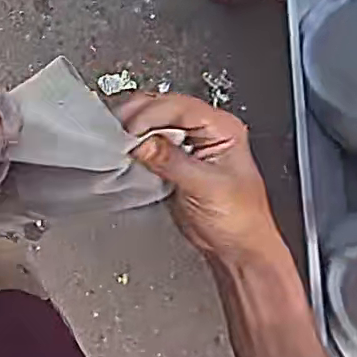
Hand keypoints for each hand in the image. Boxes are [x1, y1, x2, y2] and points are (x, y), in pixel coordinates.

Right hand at [120, 92, 283, 266]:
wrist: (236, 249)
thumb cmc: (240, 220)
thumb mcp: (205, 187)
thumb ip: (171, 162)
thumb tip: (142, 143)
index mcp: (223, 128)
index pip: (180, 107)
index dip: (151, 115)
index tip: (130, 132)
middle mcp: (205, 131)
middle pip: (163, 107)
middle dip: (137, 118)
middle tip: (117, 134)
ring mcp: (187, 144)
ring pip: (152, 122)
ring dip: (133, 131)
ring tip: (117, 144)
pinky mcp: (172, 160)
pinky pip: (147, 143)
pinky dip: (134, 146)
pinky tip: (125, 154)